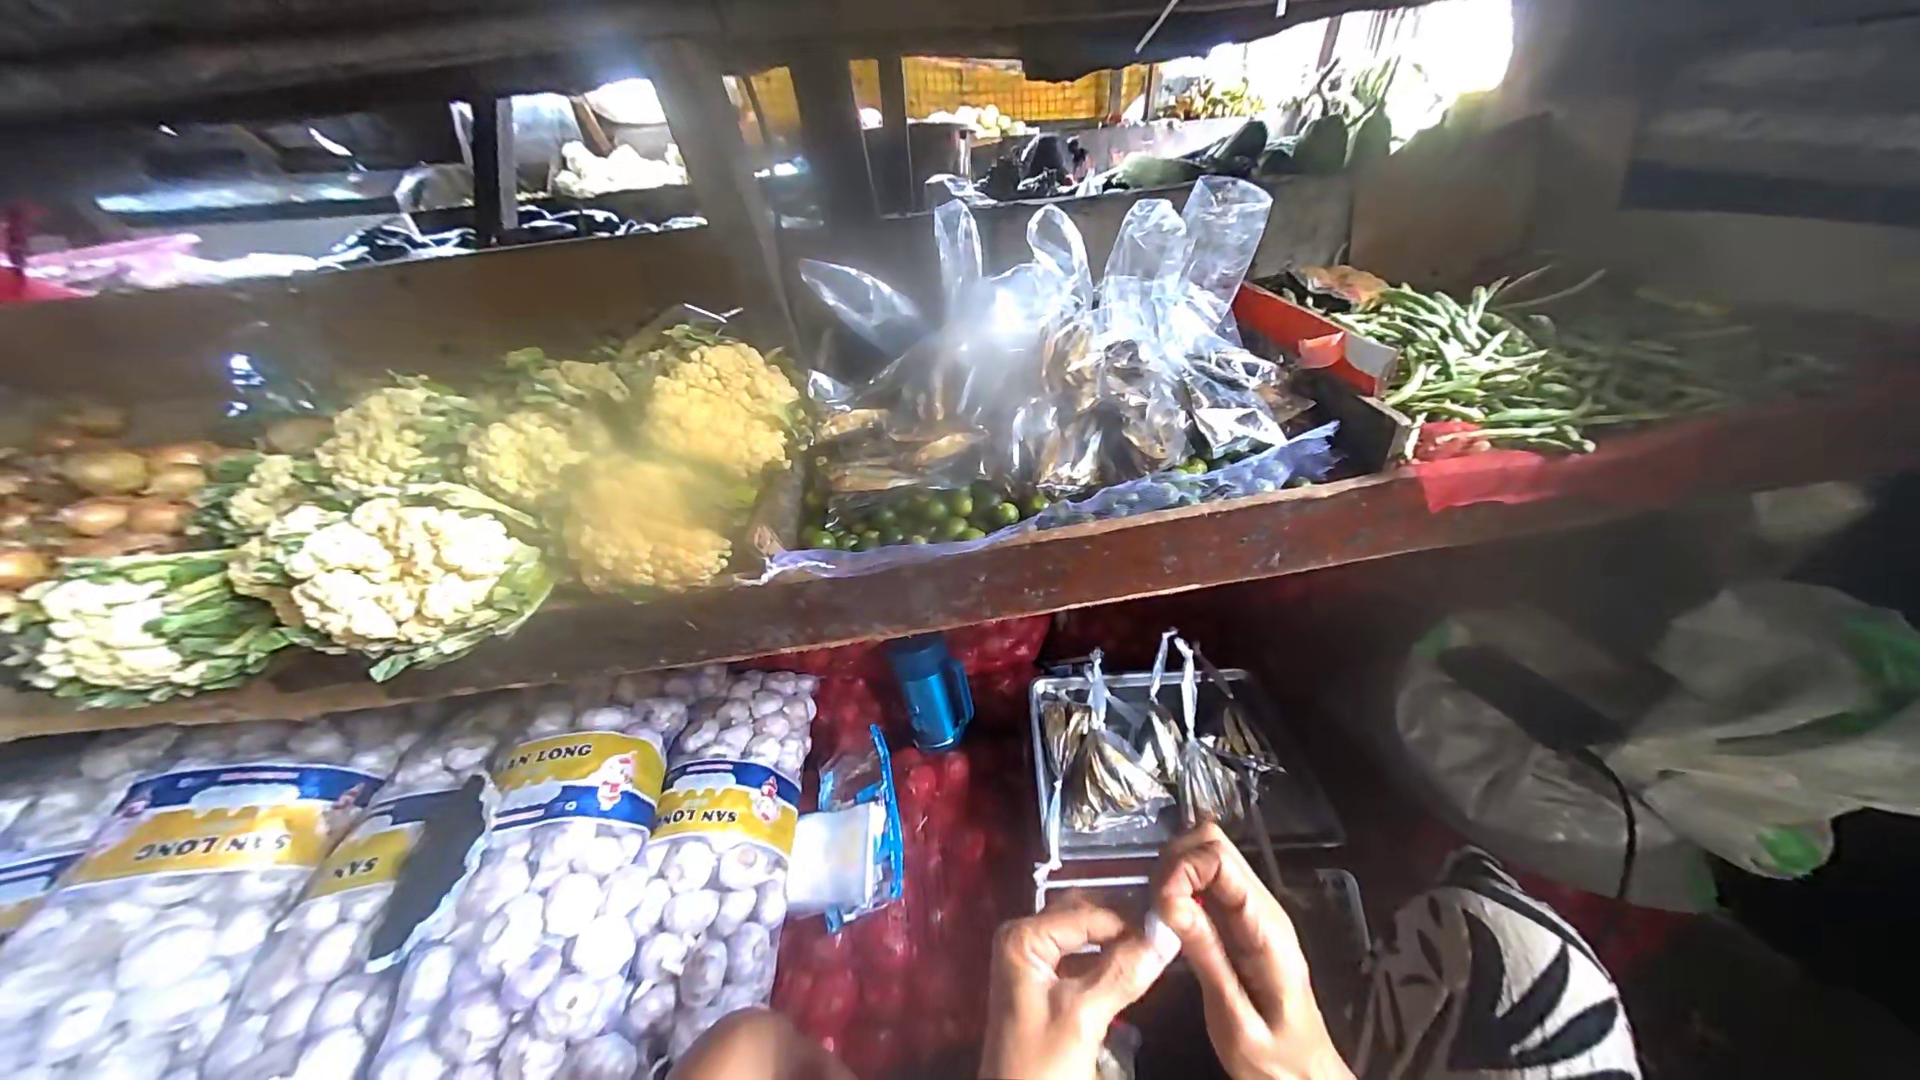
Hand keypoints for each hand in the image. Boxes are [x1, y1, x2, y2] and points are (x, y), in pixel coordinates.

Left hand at [979, 895, 1179, 1078]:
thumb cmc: (1042, 1069)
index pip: (1084, 913)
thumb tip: (1166, 936)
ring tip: (1156, 943)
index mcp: (1024, 937)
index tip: (1171, 924)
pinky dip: (1106, 961)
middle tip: (1164, 929)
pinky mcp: (1043, 986)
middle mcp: (1024, 938)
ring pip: (1082, 937)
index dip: (1127, 918)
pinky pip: (1079, 960)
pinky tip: (1133, 966)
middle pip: (1081, 917)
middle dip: (1121, 922)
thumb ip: (1122, 973)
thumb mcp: (1083, 1019)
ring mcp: (1032, 961)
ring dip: (1116, 940)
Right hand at [1153, 824, 1353, 1079]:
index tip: (1159, 905)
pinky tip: (1169, 913)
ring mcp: (1248, 905)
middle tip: (1154, 904)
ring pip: (1204, 850)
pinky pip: (1202, 875)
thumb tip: (1167, 900)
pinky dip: (1177, 881)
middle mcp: (1259, 903)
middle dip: (1173, 860)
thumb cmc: (1277, 1064)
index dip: (1181, 867)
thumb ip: (1206, 959)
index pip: (1218, 856)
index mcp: (1266, 925)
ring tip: (1159, 911)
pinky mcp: (1234, 914)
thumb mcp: (1237, 1024)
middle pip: (1211, 840)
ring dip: (1172, 868)